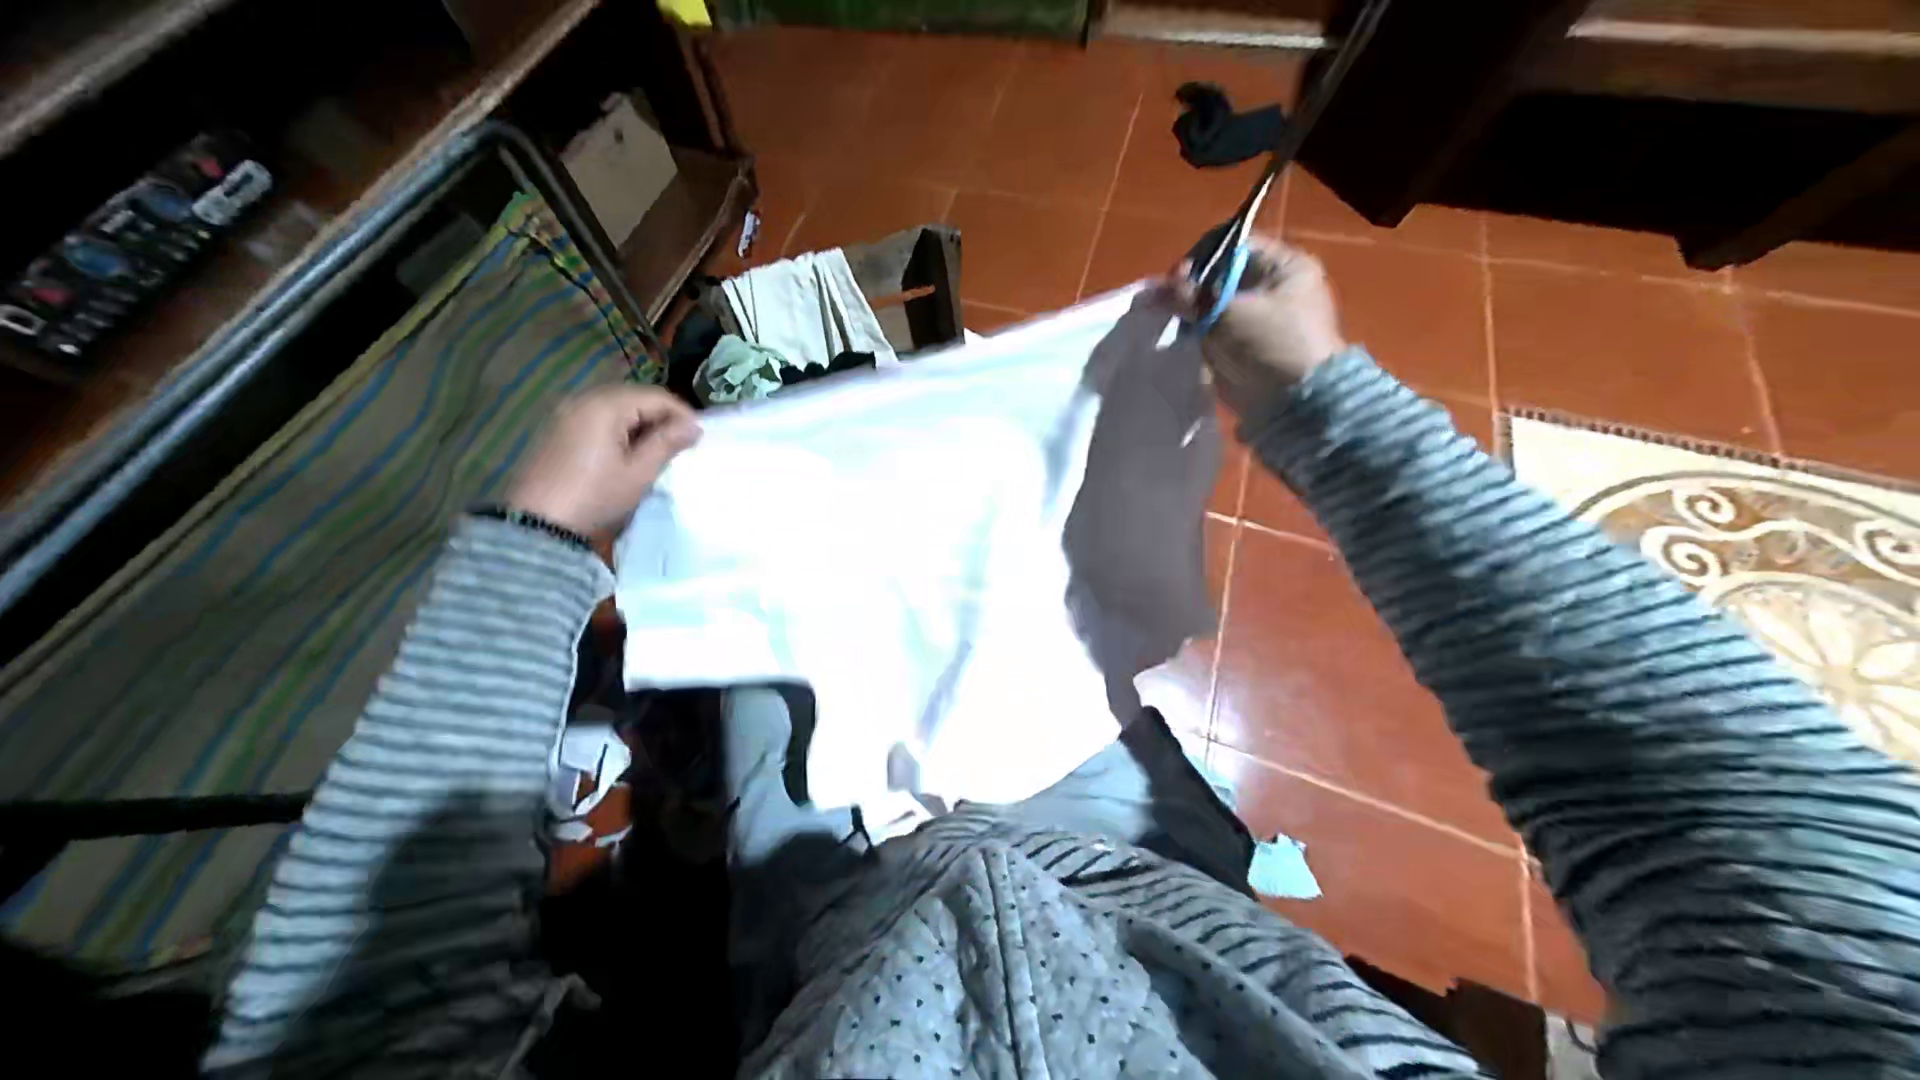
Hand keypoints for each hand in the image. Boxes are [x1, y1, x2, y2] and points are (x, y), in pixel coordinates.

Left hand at [506, 384, 699, 536]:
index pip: (656, 397)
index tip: (700, 437)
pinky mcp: (559, 429)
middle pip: (635, 397)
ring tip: (660, 448)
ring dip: (642, 422)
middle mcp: (585, 399)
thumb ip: (667, 443)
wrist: (538, 524)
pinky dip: (621, 428)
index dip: (683, 414)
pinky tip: (631, 451)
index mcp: (606, 406)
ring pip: (617, 406)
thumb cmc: (595, 496)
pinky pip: (599, 417)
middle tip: (682, 443)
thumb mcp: (638, 472)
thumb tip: (694, 426)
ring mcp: (568, 413)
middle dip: (662, 416)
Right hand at [1168, 236, 1346, 416]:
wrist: (1294, 405)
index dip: (1201, 259)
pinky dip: (1196, 336)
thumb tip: (1158, 289)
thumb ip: (1192, 297)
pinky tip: (1179, 340)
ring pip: (1214, 307)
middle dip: (1191, 289)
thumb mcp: (1229, 314)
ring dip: (1191, 314)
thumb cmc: (1271, 345)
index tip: (1175, 281)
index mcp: (1285, 267)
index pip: (1234, 246)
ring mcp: (1260, 321)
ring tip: (1170, 324)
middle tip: (1166, 305)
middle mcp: (1275, 288)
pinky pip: (1214, 333)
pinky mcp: (1246, 349)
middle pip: (1221, 277)